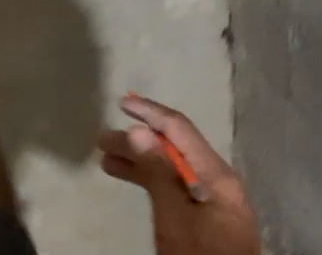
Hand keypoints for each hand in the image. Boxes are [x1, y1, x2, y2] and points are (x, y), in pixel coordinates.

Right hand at [97, 94, 260, 254]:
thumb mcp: (174, 216)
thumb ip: (158, 171)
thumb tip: (139, 129)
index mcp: (217, 175)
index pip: (180, 129)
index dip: (150, 112)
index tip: (121, 103)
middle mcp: (218, 181)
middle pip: (173, 148)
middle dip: (137, 140)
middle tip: (103, 141)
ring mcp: (214, 200)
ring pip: (171, 167)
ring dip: (139, 160)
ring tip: (107, 159)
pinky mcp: (207, 218)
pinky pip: (174, 186)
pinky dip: (150, 179)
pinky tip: (129, 178)